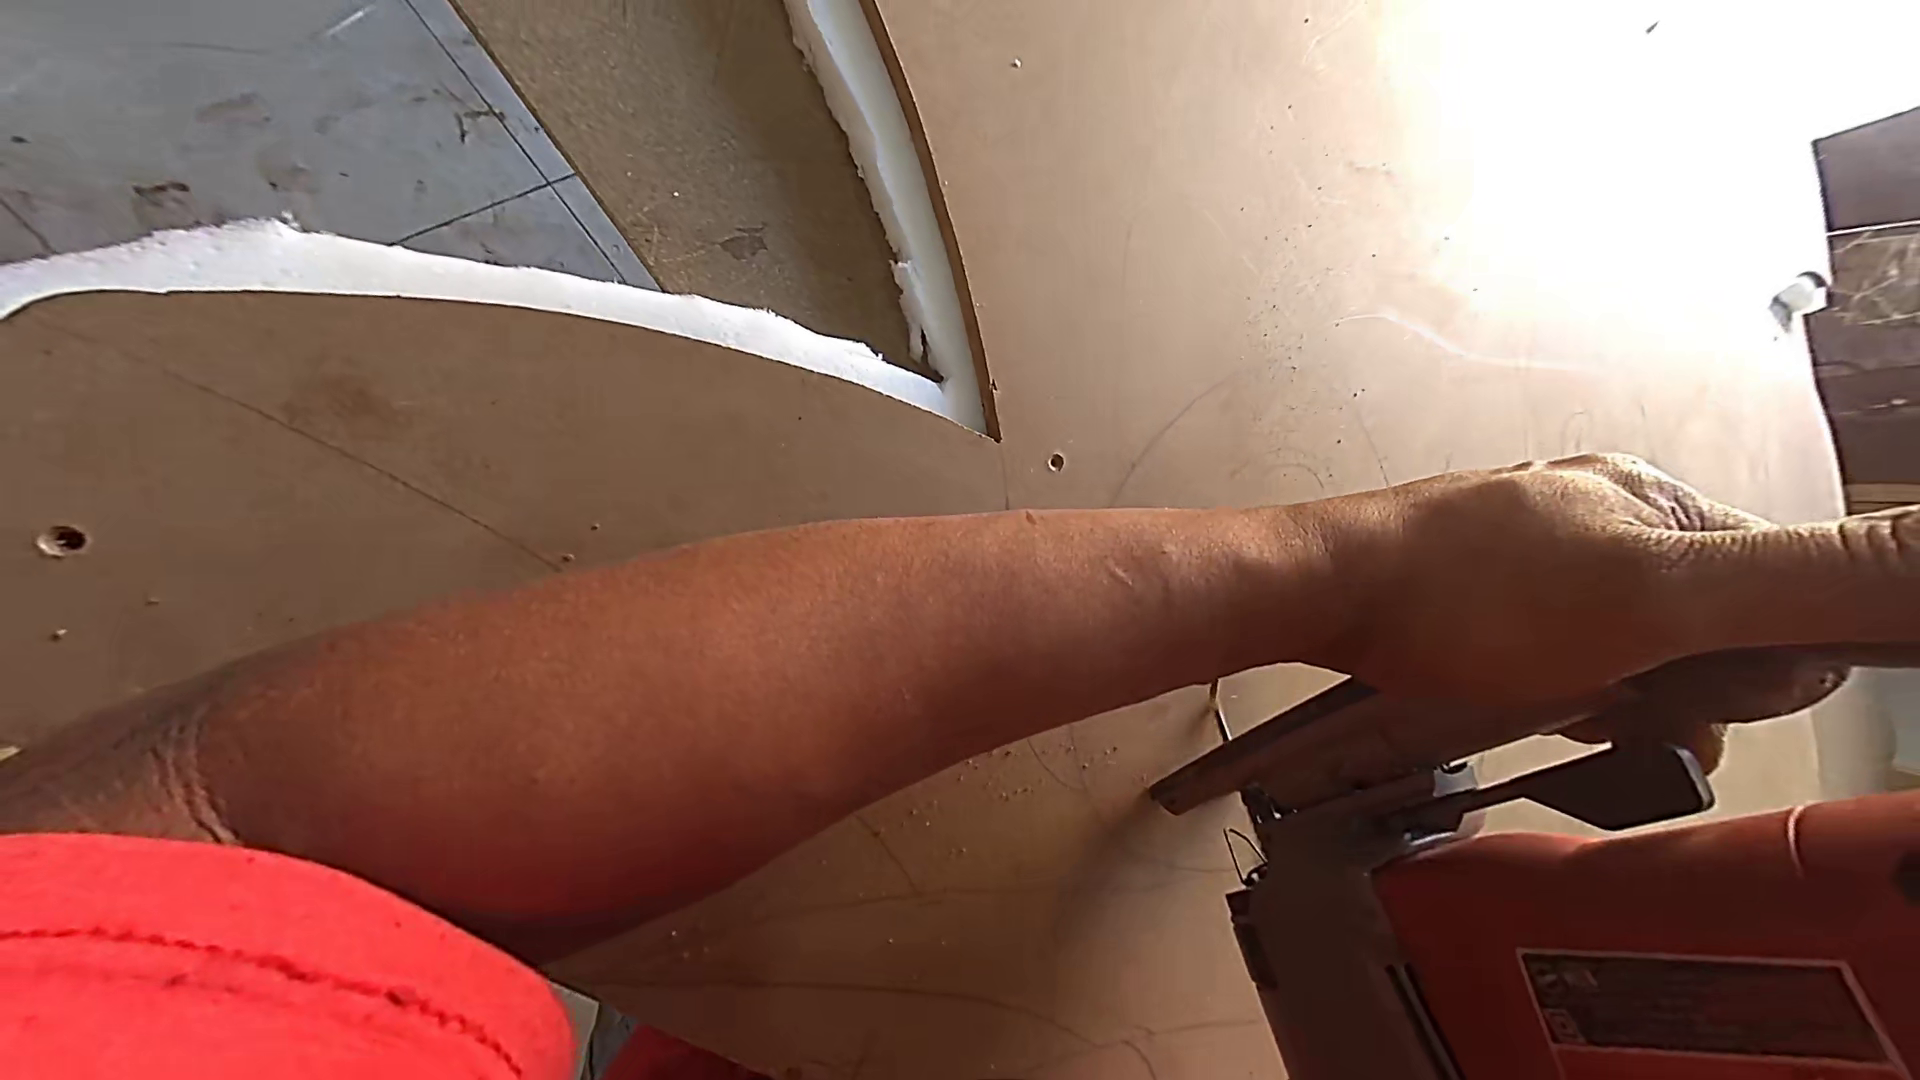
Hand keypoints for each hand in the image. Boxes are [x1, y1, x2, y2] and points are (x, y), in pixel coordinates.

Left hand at [1295, 454, 1919, 764]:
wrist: (1318, 592)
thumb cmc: (1460, 589)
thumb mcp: (1659, 590)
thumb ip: (1823, 577)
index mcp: (1650, 504)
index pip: (1788, 589)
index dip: (1757, 662)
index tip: (1689, 686)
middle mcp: (1584, 521)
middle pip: (1694, 625)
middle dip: (1667, 681)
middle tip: (1594, 689)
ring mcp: (1516, 559)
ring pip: (1612, 647)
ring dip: (1595, 690)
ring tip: (1534, 690)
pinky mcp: (1464, 596)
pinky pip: (1537, 652)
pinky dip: (1535, 683)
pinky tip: (1499, 691)